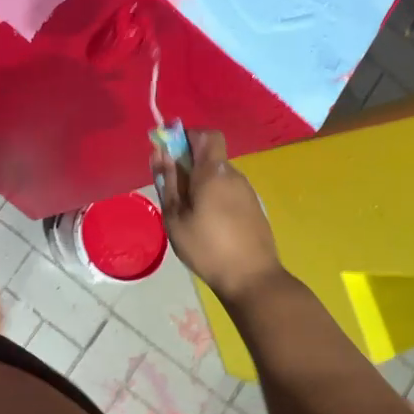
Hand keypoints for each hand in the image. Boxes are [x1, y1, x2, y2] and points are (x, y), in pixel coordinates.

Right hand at [153, 129, 285, 299]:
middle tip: (172, 191)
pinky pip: (228, 190)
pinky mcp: (253, 207)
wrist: (252, 278)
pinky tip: (207, 225)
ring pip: (218, 175)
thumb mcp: (175, 217)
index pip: (206, 134)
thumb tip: (160, 152)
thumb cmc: (207, 247)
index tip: (170, 152)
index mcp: (213, 172)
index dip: (187, 136)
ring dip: (200, 183)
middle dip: (189, 164)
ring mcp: (246, 191)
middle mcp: (233, 175)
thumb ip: (168, 182)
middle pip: (209, 155)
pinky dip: (213, 197)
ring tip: (188, 213)